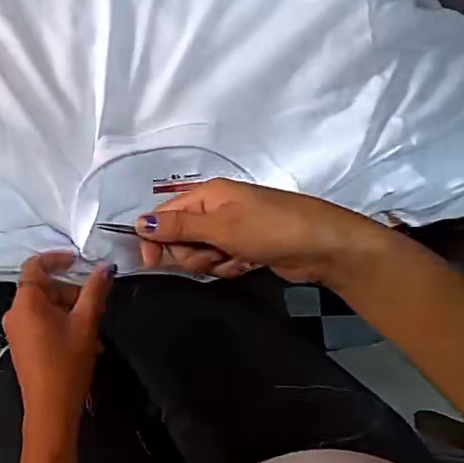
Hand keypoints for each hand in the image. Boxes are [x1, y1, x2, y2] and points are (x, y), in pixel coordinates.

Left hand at [3, 252, 112, 428]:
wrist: (50, 408)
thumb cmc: (66, 363)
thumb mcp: (86, 323)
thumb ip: (95, 291)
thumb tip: (104, 268)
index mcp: (25, 302)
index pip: (34, 265)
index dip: (57, 258)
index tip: (79, 261)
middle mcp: (15, 313)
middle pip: (44, 289)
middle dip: (73, 293)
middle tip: (98, 306)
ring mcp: (17, 331)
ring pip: (46, 309)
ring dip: (72, 312)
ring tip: (96, 330)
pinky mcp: (22, 346)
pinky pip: (42, 324)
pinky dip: (63, 325)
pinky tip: (86, 343)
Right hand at [135, 178, 398, 284]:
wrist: (323, 247)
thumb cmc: (271, 229)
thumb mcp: (220, 227)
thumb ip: (178, 227)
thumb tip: (139, 222)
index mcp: (206, 195)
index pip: (163, 216)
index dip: (153, 239)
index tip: (151, 262)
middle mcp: (214, 209)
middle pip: (178, 238)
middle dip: (190, 254)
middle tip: (213, 254)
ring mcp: (229, 229)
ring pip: (197, 254)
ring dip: (211, 263)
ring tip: (234, 259)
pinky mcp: (242, 247)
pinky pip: (218, 262)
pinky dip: (227, 267)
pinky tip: (246, 264)